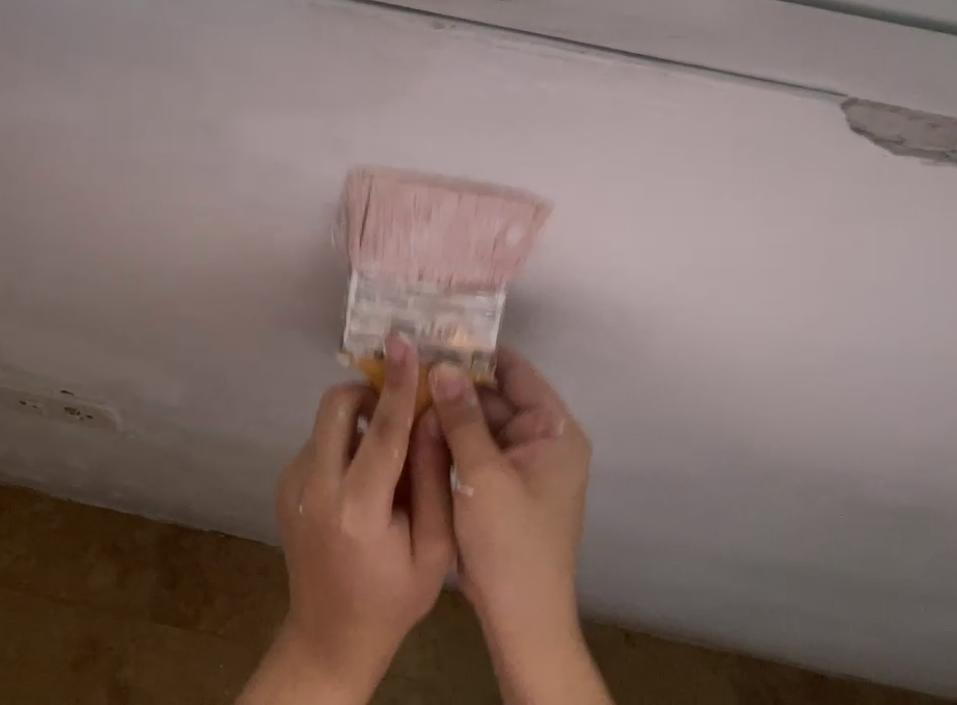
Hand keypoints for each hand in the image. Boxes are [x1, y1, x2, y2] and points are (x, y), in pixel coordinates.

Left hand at [237, 336, 454, 704]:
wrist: (329, 636)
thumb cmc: (393, 597)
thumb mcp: (435, 550)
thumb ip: (434, 480)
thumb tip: (432, 417)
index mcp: (358, 509)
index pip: (380, 431)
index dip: (396, 384)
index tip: (403, 343)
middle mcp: (315, 488)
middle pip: (335, 406)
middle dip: (367, 392)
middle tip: (397, 411)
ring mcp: (292, 484)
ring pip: (325, 421)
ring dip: (357, 422)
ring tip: (384, 461)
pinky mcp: (284, 484)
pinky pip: (318, 442)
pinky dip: (343, 444)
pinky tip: (362, 482)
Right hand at [430, 351, 608, 703]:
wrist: (521, 620)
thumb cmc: (511, 544)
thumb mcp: (483, 475)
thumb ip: (462, 417)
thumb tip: (443, 365)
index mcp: (554, 431)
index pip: (516, 372)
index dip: (476, 352)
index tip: (433, 337)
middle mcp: (543, 441)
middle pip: (495, 395)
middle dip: (453, 382)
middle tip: (406, 362)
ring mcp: (522, 465)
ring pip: (480, 421)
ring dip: (447, 410)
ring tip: (402, 386)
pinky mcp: (502, 486)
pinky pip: (475, 447)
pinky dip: (449, 437)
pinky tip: (413, 426)